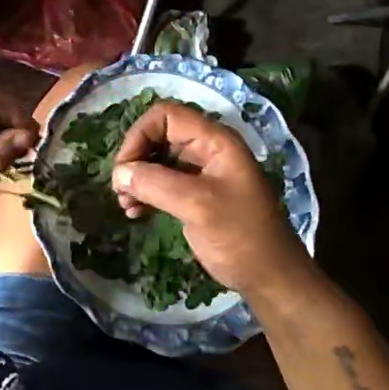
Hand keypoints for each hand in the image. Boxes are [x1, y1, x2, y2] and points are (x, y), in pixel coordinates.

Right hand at [111, 103, 314, 301]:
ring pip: (158, 159)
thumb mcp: (198, 205)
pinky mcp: (196, 195)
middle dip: (136, 158)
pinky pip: (163, 182)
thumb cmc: (240, 234)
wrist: (269, 274)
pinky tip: (135, 212)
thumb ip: (156, 184)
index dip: (140, 134)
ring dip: (138, 178)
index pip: (167, 115)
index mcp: (215, 141)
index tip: (125, 167)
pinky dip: (146, 192)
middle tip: (121, 190)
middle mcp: (208, 149)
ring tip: (126, 205)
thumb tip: (119, 172)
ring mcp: (202, 172)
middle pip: (160, 135)